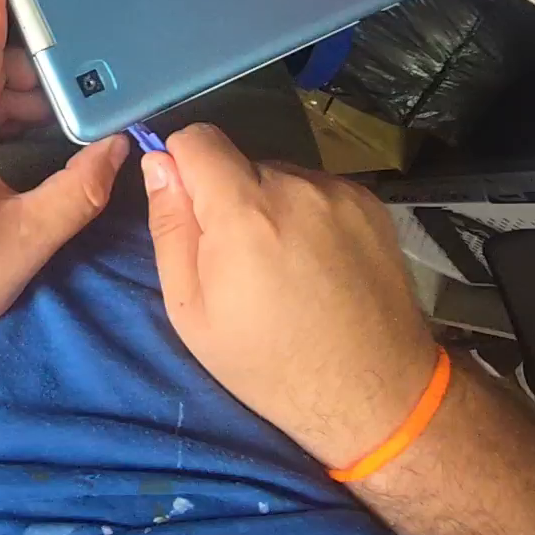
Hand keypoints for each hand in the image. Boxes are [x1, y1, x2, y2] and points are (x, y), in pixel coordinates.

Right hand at [142, 124, 439, 469]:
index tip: (189, 206)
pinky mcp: (369, 201)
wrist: (377, 397)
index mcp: (244, 211)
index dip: (182, 164)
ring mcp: (338, 191)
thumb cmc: (267, 361)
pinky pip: (313, 187)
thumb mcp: (191, 308)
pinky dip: (303, 211)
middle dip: (225, 195)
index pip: (197, 137)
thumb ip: (169, 224)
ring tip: (282, 262)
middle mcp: (295, 186)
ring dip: (266, 203)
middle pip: (236, 160)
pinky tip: (316, 260)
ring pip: (275, 174)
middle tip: (237, 256)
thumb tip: (157, 163)